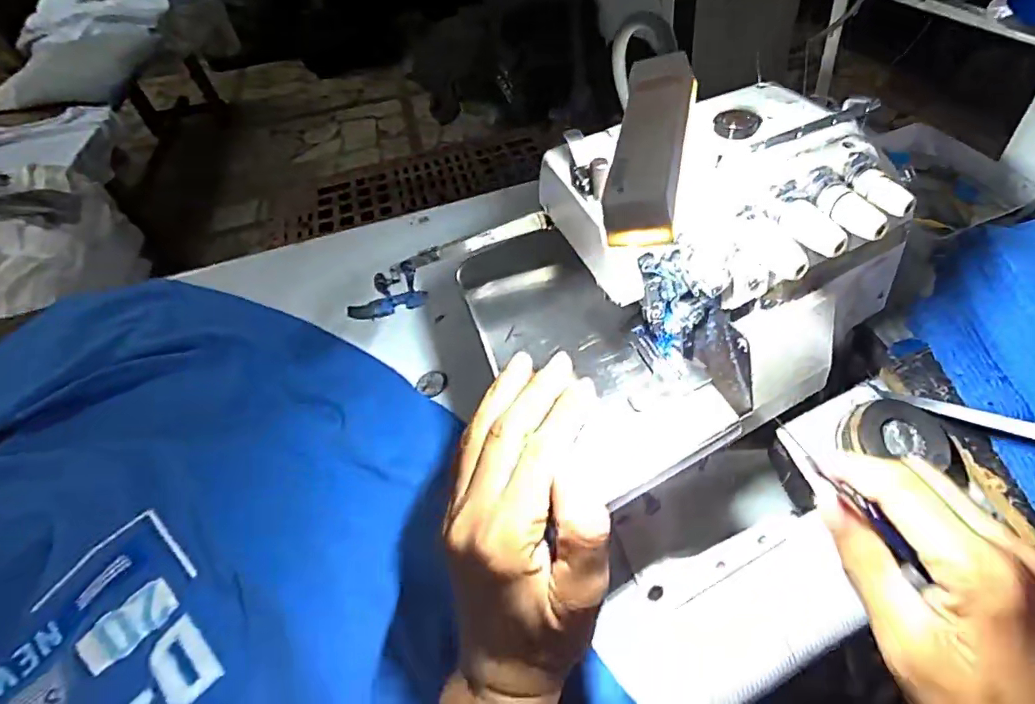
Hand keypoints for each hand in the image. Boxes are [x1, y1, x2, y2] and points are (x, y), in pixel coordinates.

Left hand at [442, 352, 607, 703]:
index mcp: (504, 535)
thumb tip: (574, 469)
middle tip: (559, 364)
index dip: (562, 416)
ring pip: (478, 436)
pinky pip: (464, 451)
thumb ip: (583, 533)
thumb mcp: (582, 598)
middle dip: (534, 393)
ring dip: (503, 394)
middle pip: (505, 435)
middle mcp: (470, 514)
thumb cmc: (548, 635)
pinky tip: (498, 398)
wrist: (499, 670)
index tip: (583, 389)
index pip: (537, 455)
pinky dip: (483, 417)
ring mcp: (454, 510)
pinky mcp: (450, 510)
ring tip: (523, 364)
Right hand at [820, 453, 1034, 703]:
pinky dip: (927, 509)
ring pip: (944, 488)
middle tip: (836, 493)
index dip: (851, 467)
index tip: (818, 465)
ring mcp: (1028, 555)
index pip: (899, 485)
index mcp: (979, 565)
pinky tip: (908, 540)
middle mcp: (1012, 548)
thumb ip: (864, 561)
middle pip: (923, 476)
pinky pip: (967, 511)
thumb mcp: (904, 640)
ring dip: (899, 491)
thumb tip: (830, 502)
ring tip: (867, 519)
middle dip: (872, 475)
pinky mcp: (1034, 565)